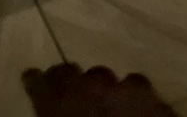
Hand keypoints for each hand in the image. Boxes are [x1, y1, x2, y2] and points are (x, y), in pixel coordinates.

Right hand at [23, 63, 179, 115]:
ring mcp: (124, 90)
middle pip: (72, 73)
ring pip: (108, 79)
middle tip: (69, 94)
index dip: (35, 81)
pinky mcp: (155, 100)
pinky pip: (140, 91)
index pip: (39, 83)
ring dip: (103, 90)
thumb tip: (55, 111)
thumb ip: (51, 115)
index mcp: (60, 104)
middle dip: (70, 81)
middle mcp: (89, 88)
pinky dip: (134, 99)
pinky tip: (136, 109)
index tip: (31, 79)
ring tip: (106, 104)